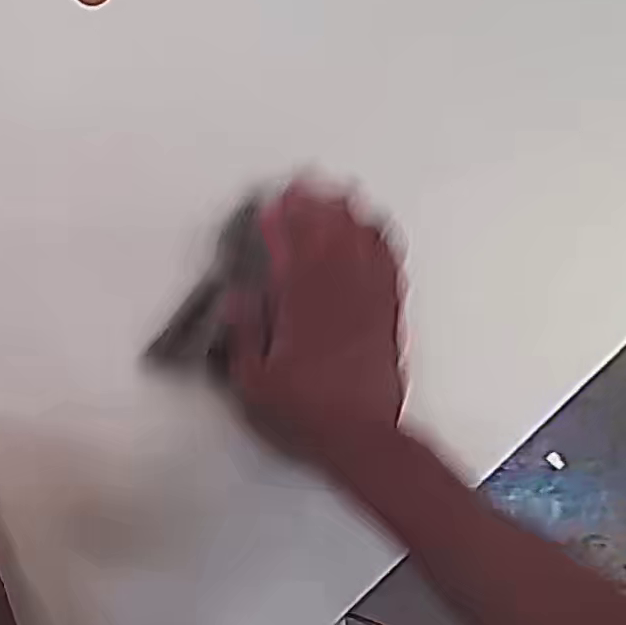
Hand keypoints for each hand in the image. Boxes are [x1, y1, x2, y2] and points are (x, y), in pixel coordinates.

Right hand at [225, 180, 406, 466]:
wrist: (360, 440)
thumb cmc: (305, 414)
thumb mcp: (253, 382)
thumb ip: (245, 334)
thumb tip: (238, 297)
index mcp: (303, 315)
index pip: (290, 257)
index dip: (281, 227)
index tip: (272, 205)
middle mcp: (339, 303)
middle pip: (329, 241)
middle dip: (314, 208)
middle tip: (303, 183)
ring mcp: (367, 308)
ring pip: (360, 248)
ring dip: (347, 216)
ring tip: (336, 192)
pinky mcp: (386, 318)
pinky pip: (387, 267)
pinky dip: (380, 241)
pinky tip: (374, 227)